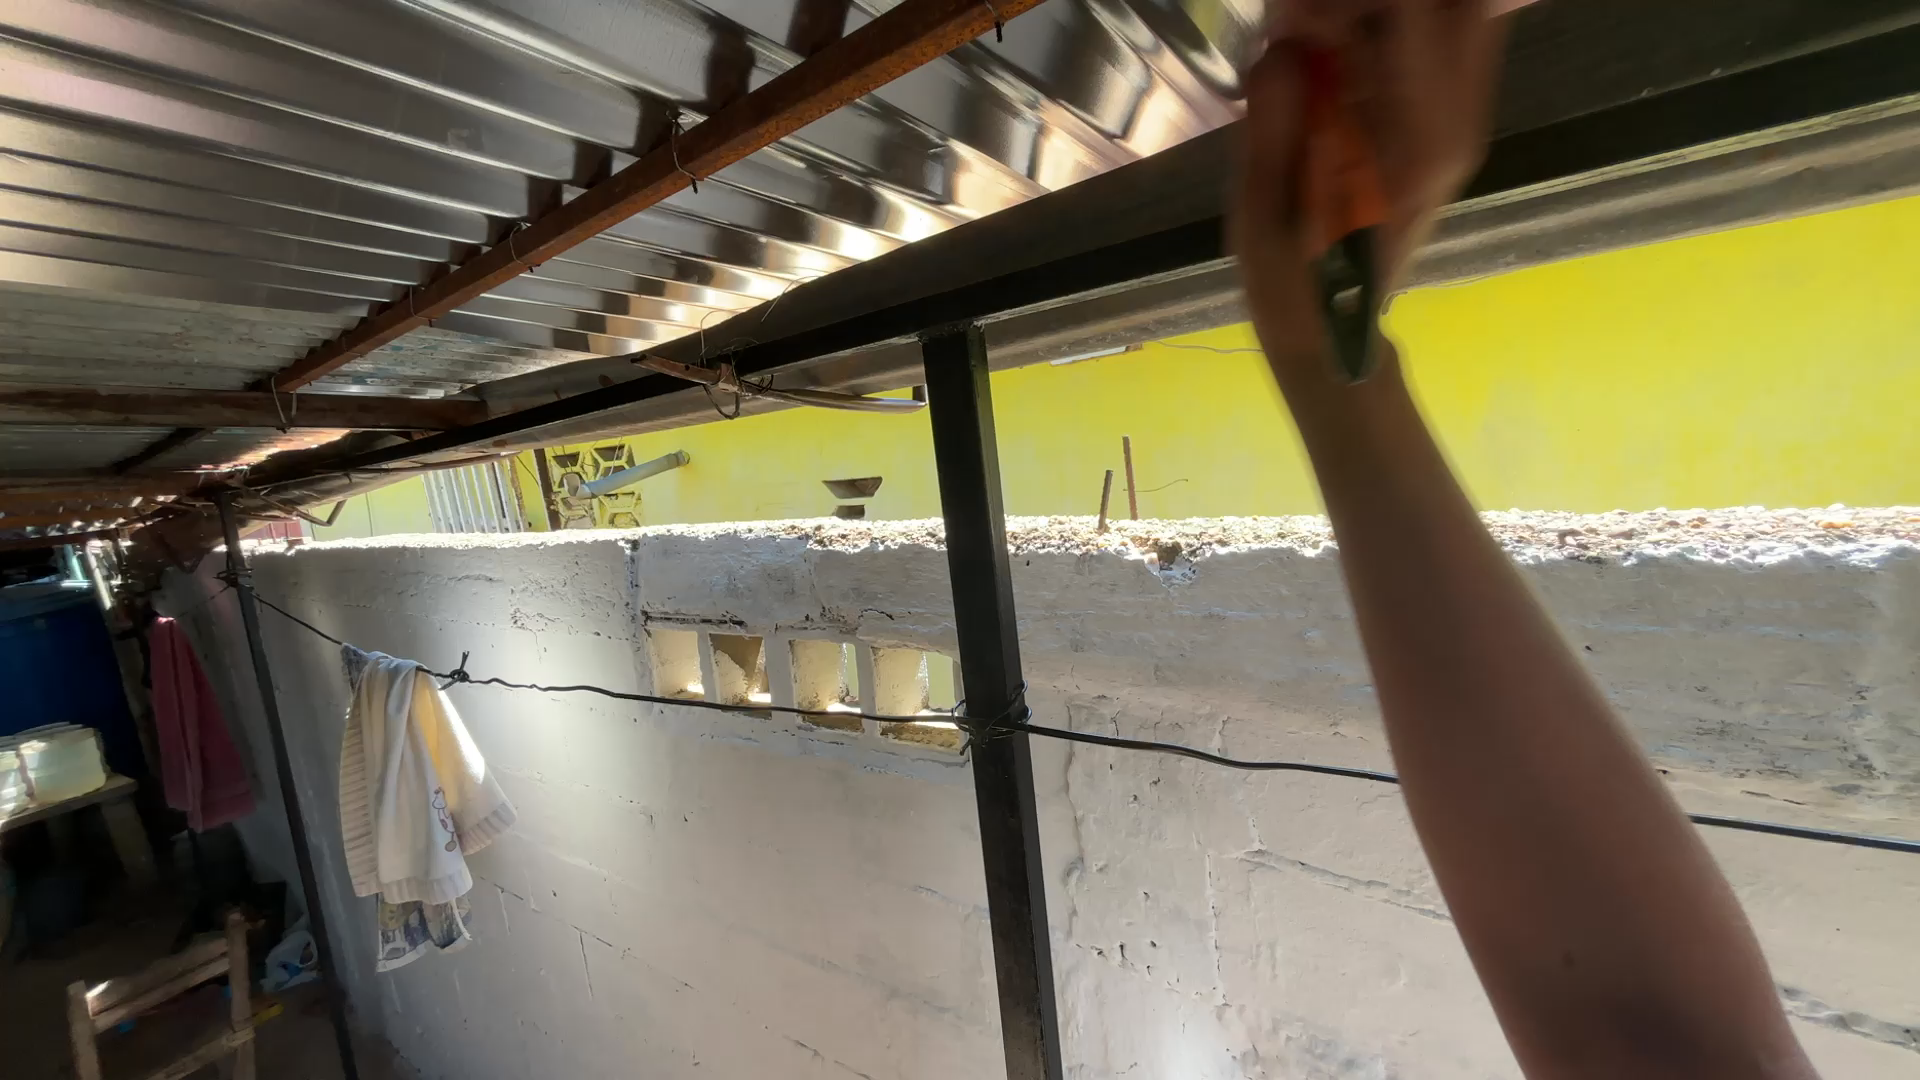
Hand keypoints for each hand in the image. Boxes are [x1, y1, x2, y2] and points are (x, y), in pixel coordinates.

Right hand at [1234, 0, 1505, 390]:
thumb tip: (1279, 45)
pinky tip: (1336, 61)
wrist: (1330, 335)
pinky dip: (1391, 33)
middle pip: (1453, 3)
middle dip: (1369, 0)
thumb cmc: (1289, 287)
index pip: (1410, 11)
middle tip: (1303, 22)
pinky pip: (1443, 46)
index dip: (1338, 0)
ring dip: (1382, 15)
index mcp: (1416, 145)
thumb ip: (1273, 123)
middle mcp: (1458, 123)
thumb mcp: (1262, 213)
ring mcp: (1461, 125)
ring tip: (1315, 39)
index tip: (1283, 21)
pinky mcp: (1448, 131)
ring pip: (1455, 15)